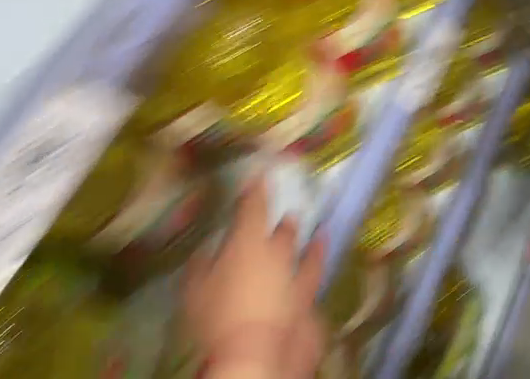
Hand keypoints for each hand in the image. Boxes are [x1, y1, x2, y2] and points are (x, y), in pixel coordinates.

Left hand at [183, 178, 328, 378]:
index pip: (213, 242)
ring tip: (302, 214)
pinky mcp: (291, 311)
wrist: (273, 354)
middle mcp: (228, 291)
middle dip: (261, 231)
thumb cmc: (248, 296)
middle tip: (276, 200)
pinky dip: (313, 256)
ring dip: (289, 243)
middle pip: (244, 255)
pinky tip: (324, 234)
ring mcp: (260, 304)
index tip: (248, 193)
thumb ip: (250, 209)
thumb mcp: (245, 243)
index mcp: (206, 279)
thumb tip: (253, 174)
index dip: (229, 218)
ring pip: (275, 267)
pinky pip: (302, 277)